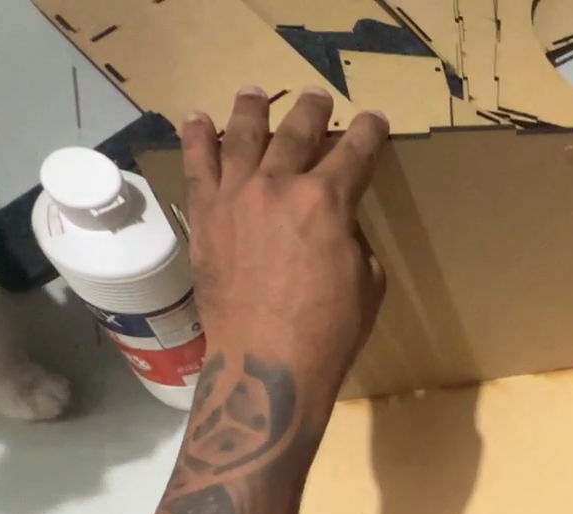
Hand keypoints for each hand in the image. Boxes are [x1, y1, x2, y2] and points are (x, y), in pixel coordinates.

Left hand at [180, 87, 388, 419]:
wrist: (268, 360)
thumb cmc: (331, 331)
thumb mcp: (367, 283)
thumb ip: (352, 240)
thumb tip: (335, 225)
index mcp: (328, 201)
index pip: (355, 153)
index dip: (369, 134)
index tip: (375, 120)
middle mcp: (278, 185)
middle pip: (297, 133)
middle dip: (313, 112)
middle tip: (318, 98)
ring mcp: (235, 196)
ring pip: (242, 135)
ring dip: (253, 109)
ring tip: (256, 94)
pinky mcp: (204, 215)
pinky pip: (198, 164)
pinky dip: (198, 137)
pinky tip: (198, 120)